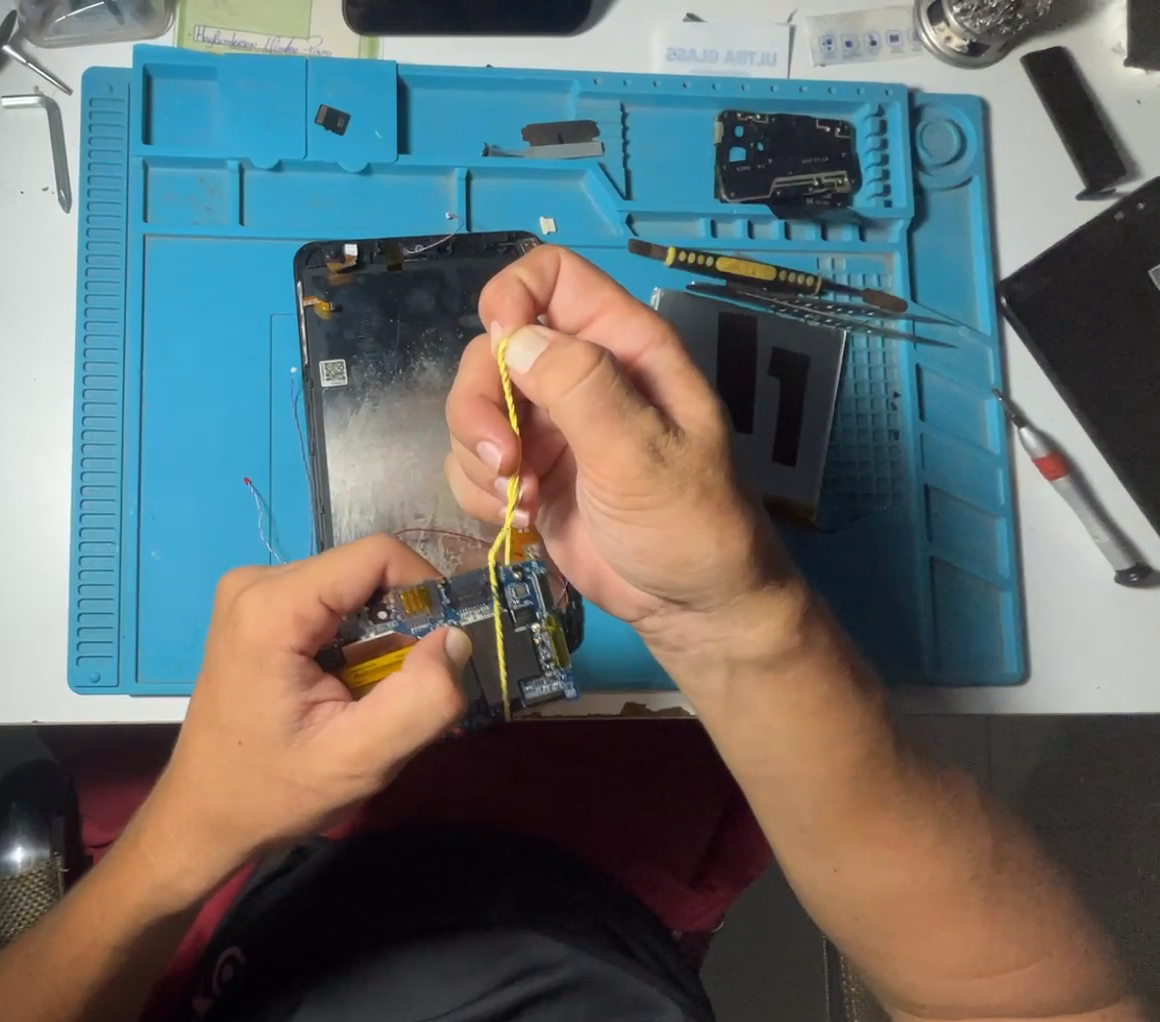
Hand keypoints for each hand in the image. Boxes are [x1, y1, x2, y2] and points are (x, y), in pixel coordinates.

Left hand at [128, 535, 472, 897]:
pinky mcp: (255, 607)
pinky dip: (353, 636)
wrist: (204, 813)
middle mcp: (255, 582)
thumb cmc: (273, 792)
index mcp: (272, 606)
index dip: (424, 589)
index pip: (377, 555)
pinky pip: (327, 600)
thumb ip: (420, 701)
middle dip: (401, 620)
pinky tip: (345, 683)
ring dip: (378, 633)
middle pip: (363, 571)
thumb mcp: (358, 760)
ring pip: (349, 586)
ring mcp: (250, 591)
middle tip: (404, 684)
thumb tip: (457, 638)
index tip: (442, 647)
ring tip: (371, 691)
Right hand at [443, 246, 801, 659]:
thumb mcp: (645, 454)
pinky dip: (479, 493)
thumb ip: (583, 389)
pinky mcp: (524, 473)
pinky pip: (469, 463)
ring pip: (471, 412)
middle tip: (507, 463)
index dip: (512, 299)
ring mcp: (545, 427)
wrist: (686, 606)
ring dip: (479, 461)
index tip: (500, 355)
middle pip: (488, 353)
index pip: (550, 278)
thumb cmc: (689, 524)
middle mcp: (574, 377)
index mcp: (619, 348)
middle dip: (480, 409)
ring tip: (523, 503)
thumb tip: (515, 340)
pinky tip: (520, 521)